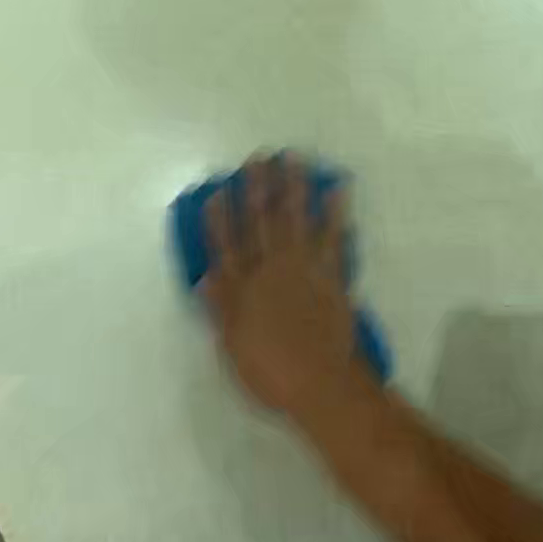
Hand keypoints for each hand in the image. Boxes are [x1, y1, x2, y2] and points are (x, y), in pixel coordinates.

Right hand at [200, 153, 369, 419]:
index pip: (226, 245)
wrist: (320, 384)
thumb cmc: (270, 373)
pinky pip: (333, 236)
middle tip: (259, 157)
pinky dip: (336, 211)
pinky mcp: (331, 273)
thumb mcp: (232, 346)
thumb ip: (219, 308)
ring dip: (294, 186)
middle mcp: (271, 269)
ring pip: (295, 219)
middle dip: (259, 187)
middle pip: (262, 221)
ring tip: (293, 158)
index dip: (222, 216)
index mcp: (243, 288)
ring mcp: (303, 267)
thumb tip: (204, 276)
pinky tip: (338, 188)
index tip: (221, 189)